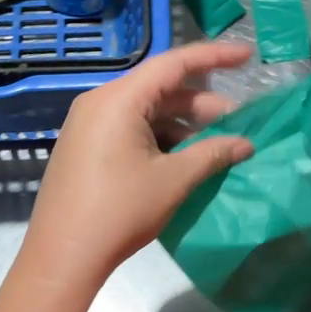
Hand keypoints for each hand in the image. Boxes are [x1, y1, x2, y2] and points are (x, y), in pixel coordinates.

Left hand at [21, 42, 255, 283]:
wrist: (63, 255)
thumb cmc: (119, 211)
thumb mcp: (173, 180)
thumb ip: (212, 154)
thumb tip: (245, 144)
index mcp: (118, 100)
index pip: (173, 64)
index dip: (214, 56)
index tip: (247, 56)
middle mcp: (99, 103)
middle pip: (159, 88)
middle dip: (201, 103)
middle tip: (238, 121)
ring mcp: (88, 124)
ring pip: (144, 111)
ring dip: (181, 123)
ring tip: (215, 143)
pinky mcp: (84, 146)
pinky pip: (128, 128)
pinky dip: (158, 136)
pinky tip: (183, 157)